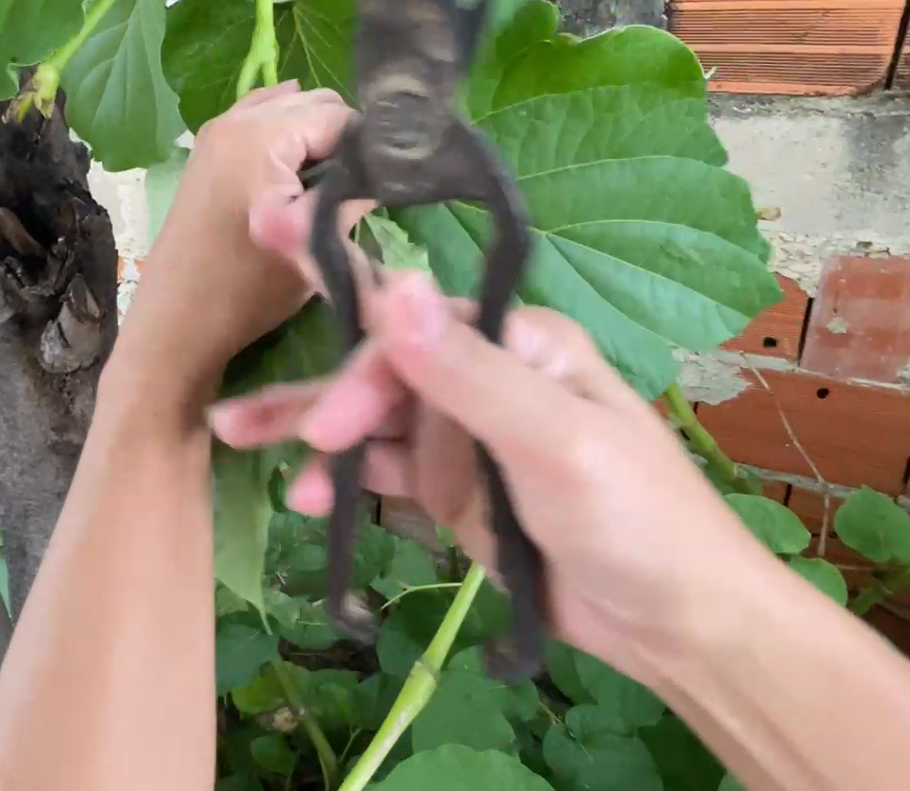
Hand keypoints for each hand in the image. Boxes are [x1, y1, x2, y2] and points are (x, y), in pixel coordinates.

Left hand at [116, 83, 361, 399]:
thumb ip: (352, 198)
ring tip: (326, 182)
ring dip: (313, 134)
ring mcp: (217, 131)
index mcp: (262, 137)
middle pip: (314, 102)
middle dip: (341, 137)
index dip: (367, 147)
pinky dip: (284, 130)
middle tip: (354, 186)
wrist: (178, 319)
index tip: (379, 184)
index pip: (340, 116)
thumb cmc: (247, 290)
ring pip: (288, 105)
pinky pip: (258, 116)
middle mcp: (237, 120)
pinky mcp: (209, 150)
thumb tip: (383, 172)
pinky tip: (298, 163)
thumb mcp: (313, 245)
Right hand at [209, 262, 780, 690]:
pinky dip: (342, 477)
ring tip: (235, 435)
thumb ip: (470, 371)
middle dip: (319, 393)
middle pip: (381, 369)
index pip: (417, 328)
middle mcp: (479, 372)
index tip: (303, 355)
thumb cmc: (636, 519)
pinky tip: (308, 496)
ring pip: (370, 417)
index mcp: (514, 339)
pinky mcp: (445, 481)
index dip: (355, 339)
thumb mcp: (556, 442)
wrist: (674, 625)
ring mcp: (458, 429)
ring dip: (309, 429)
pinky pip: (381, 466)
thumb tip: (395, 284)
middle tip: (239, 416)